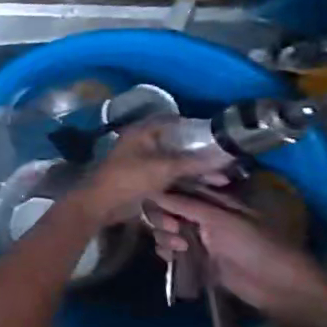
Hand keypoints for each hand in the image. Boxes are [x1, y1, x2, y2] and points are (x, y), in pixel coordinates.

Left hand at [65, 120, 223, 227]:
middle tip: (224, 163)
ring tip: (219, 180)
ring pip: (172, 163)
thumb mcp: (164, 168)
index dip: (195, 127)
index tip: (218, 136)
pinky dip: (182, 182)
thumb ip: (194, 162)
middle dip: (199, 155)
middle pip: (175, 145)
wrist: (101, 205)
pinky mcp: (141, 180)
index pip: (172, 121)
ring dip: (193, 171)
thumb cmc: (129, 179)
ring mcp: (140, 162)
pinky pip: (166, 177)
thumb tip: (225, 155)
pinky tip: (201, 189)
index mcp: (141, 133)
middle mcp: (141, 144)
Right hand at [148, 189, 326, 326]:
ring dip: (165, 237)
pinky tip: (174, 257)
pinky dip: (168, 253)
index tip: (158, 203)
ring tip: (180, 247)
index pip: (178, 190)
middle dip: (163, 218)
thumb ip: (186, 205)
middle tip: (174, 229)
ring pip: (166, 231)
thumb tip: (154, 191)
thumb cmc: (255, 245)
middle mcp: (203, 217)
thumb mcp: (221, 220)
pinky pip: (172, 252)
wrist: (278, 286)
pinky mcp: (197, 261)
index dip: (163, 194)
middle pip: (167, 210)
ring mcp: (200, 239)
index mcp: (213, 201)